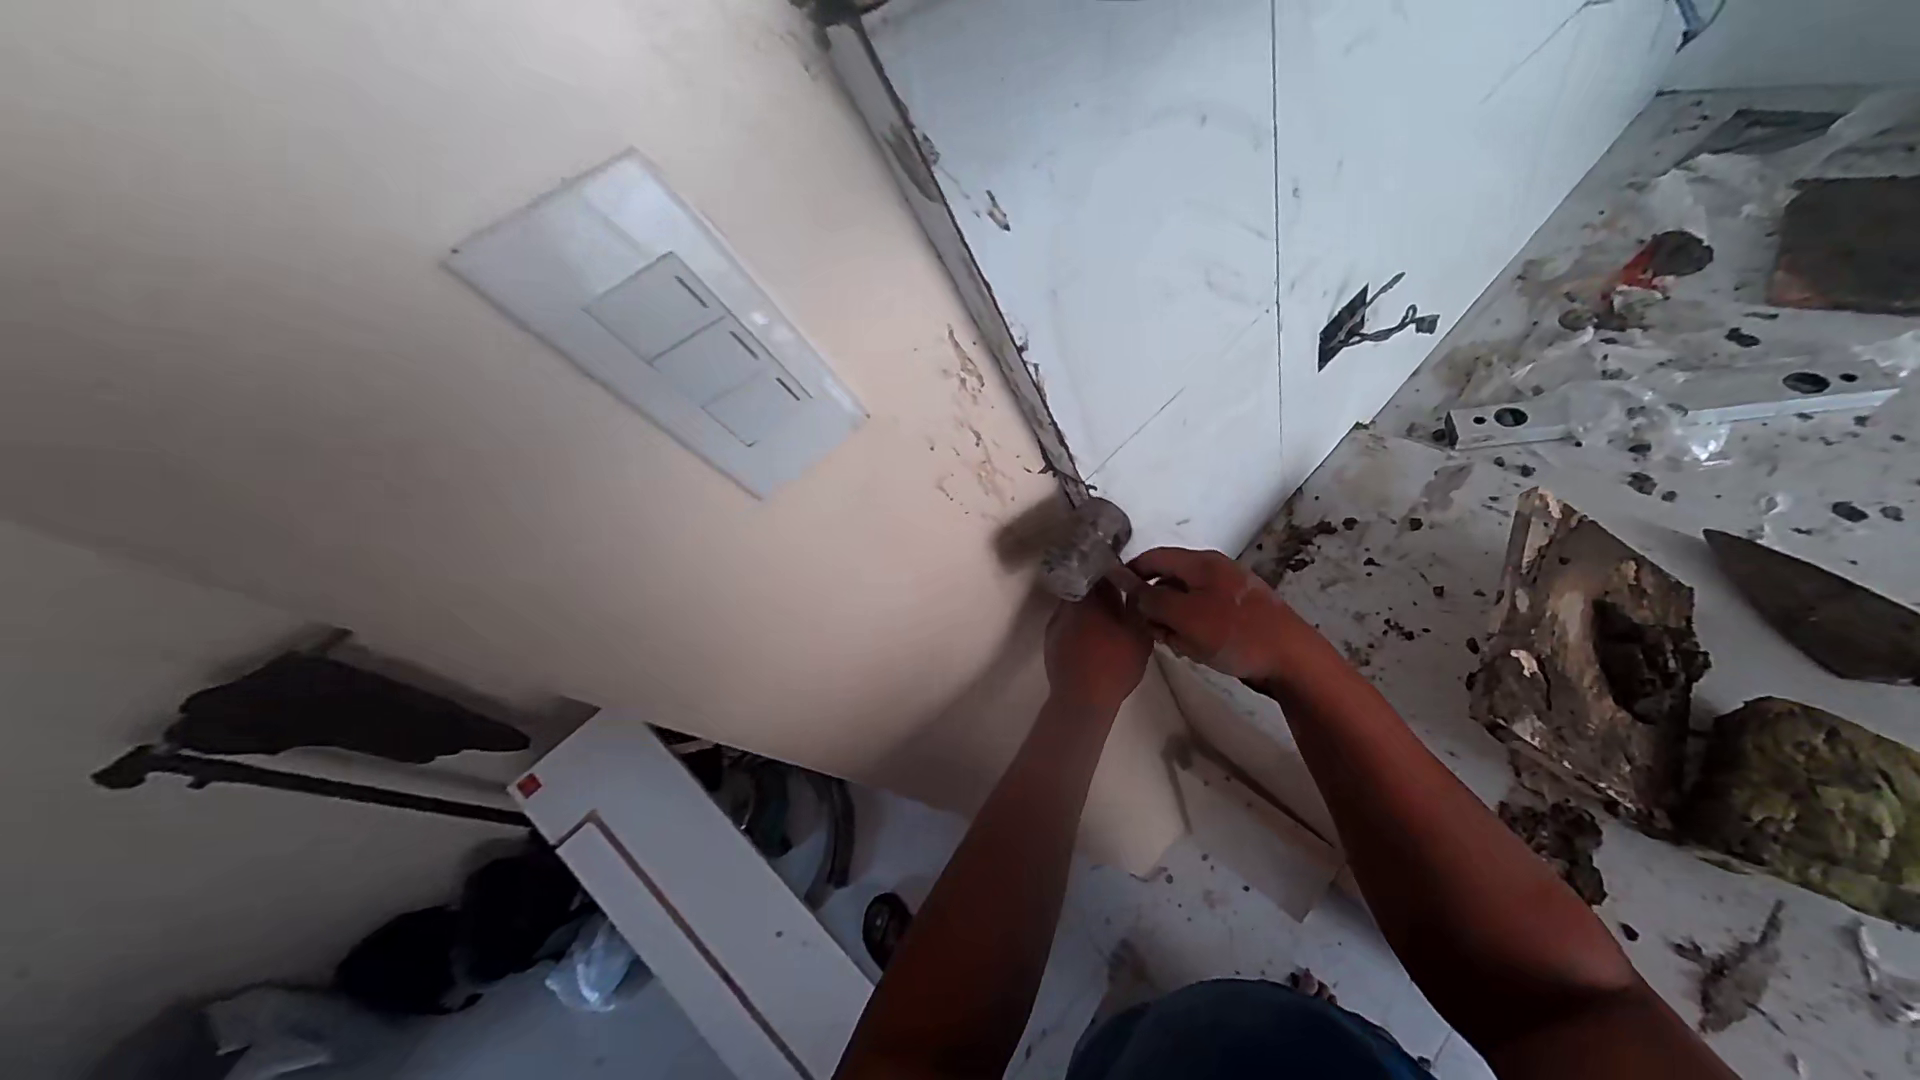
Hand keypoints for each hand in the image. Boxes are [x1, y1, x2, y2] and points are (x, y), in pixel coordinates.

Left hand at [1044, 583, 1153, 708]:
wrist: (1082, 698)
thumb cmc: (1115, 665)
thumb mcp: (1138, 634)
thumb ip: (1137, 606)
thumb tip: (1134, 586)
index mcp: (1090, 598)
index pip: (1099, 571)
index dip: (1112, 571)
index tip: (1123, 576)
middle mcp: (1069, 604)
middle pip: (1084, 586)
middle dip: (1100, 589)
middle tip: (1117, 599)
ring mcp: (1056, 621)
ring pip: (1074, 604)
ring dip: (1088, 607)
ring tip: (1105, 620)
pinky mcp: (1050, 638)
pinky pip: (1067, 621)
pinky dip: (1079, 623)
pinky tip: (1090, 637)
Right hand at [1128, 547, 1310, 682]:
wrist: (1293, 661)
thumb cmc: (1235, 634)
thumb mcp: (1183, 616)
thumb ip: (1149, 597)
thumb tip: (1123, 581)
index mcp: (1201, 563)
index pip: (1153, 557)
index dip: (1130, 574)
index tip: (1115, 599)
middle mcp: (1214, 570)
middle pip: (1167, 580)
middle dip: (1153, 605)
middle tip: (1150, 632)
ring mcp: (1229, 592)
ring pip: (1184, 601)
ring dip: (1172, 622)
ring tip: (1176, 645)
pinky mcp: (1239, 614)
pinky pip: (1203, 615)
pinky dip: (1192, 629)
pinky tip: (1195, 649)